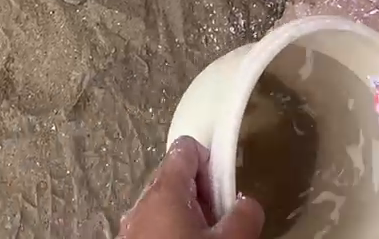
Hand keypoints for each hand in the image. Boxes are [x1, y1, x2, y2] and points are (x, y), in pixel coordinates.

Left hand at [119, 137, 264, 238]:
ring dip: (186, 218)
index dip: (210, 162)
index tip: (223, 191)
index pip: (186, 149)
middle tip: (218, 223)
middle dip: (200, 195)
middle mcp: (141, 203)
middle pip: (174, 177)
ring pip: (163, 207)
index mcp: (165, 190)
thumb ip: (244, 215)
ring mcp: (130, 229)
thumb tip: (247, 203)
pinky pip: (152, 229)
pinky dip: (170, 234)